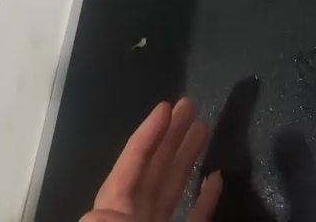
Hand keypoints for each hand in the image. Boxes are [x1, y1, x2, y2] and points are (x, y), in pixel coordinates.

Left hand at [83, 98, 223, 221]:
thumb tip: (98, 210)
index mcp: (113, 215)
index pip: (130, 168)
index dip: (147, 136)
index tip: (166, 106)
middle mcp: (135, 217)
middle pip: (153, 170)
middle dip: (171, 135)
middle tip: (189, 104)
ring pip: (173, 189)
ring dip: (188, 158)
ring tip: (204, 126)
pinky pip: (193, 218)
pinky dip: (205, 199)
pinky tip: (216, 177)